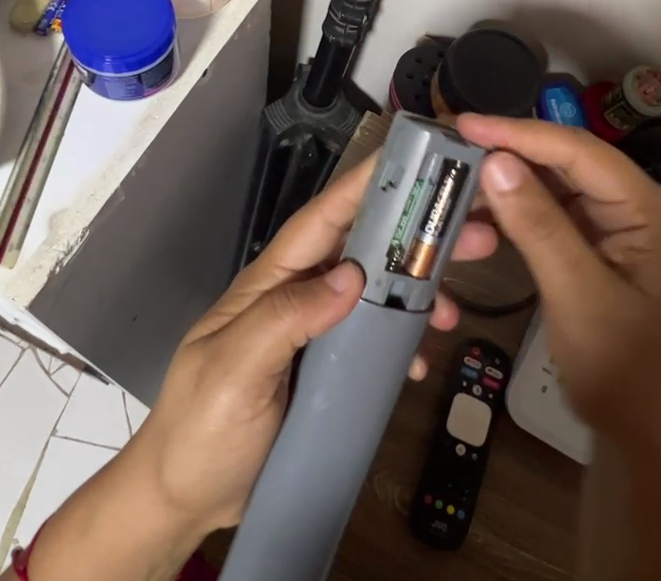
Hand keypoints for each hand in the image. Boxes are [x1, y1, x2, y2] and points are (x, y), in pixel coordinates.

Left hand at [110, 153, 497, 535]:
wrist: (184, 499)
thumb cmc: (199, 431)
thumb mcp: (233, 372)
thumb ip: (284, 319)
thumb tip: (352, 277)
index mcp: (271, 283)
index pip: (323, 219)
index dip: (367, 186)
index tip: (417, 161)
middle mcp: (297, 295)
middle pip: (364, 250)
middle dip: (416, 237)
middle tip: (475, 233)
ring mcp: (314, 333)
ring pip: (377, 295)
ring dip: (420, 293)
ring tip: (456, 311)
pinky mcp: (328, 369)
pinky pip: (375, 342)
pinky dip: (405, 343)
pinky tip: (423, 359)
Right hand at [456, 114, 660, 447]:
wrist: (650, 440)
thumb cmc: (625, 370)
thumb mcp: (577, 294)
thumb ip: (538, 226)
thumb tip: (495, 161)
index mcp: (647, 209)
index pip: (579, 151)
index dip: (519, 133)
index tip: (464, 124)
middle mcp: (636, 209)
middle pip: (569, 163)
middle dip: (512, 152)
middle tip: (453, 145)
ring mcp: (619, 231)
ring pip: (558, 188)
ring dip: (512, 183)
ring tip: (459, 177)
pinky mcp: (600, 253)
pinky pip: (556, 218)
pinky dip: (520, 214)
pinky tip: (484, 214)